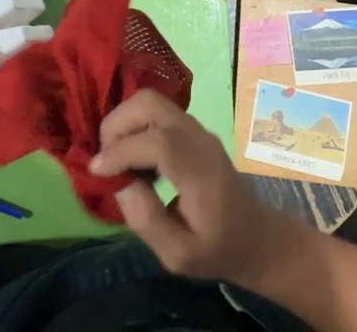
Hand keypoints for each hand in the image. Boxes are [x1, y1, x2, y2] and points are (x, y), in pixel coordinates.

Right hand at [90, 90, 297, 287]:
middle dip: (117, 125)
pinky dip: (134, 124)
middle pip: (149, 103)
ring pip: (149, 101)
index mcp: (201, 172)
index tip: (98, 171)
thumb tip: (120, 182)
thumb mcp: (179, 255)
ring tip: (116, 159)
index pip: (159, 142)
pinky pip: (155, 111)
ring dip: (124, 123)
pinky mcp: (191, 128)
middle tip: (105, 160)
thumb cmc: (218, 249)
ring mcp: (197, 128)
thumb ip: (147, 220)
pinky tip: (134, 157)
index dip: (122, 150)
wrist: (258, 237)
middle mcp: (200, 139)